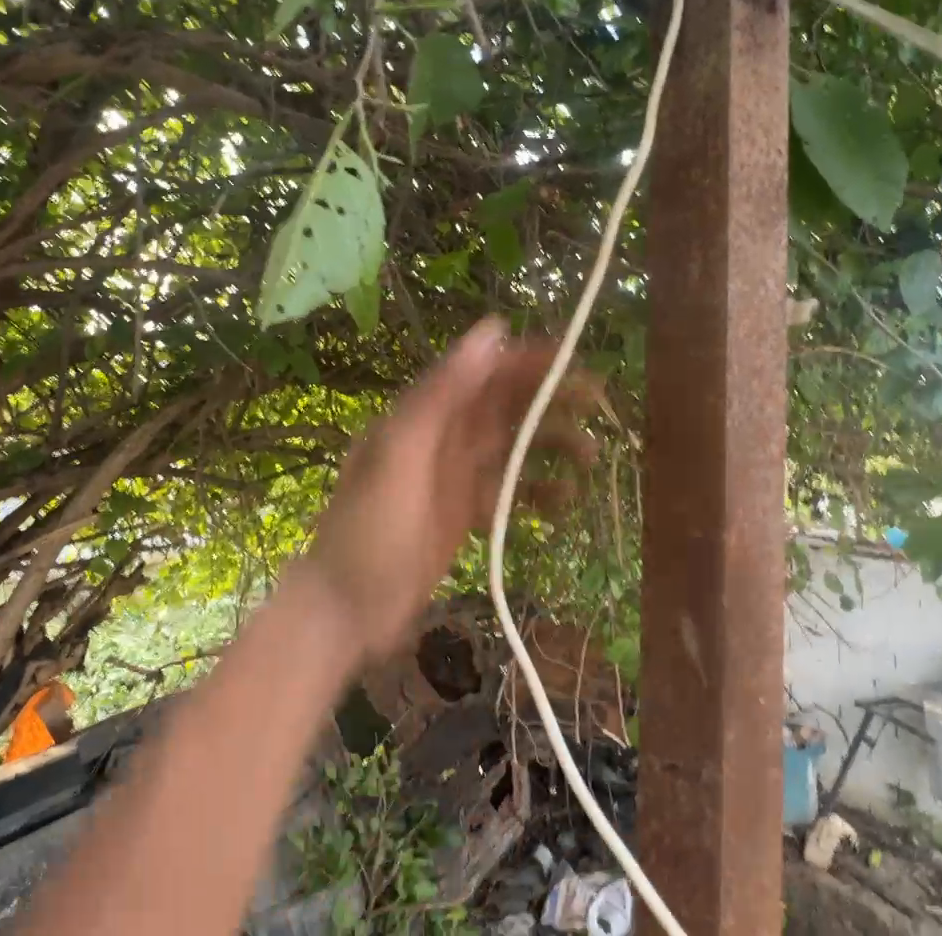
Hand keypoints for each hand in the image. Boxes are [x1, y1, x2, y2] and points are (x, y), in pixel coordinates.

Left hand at [299, 319, 599, 661]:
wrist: (345, 610)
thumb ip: (443, 392)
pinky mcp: (465, 515)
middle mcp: (441, 438)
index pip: (481, 374)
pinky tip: (565, 501)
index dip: (525, 361)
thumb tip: (492, 331)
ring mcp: (454, 478)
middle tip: (596, 400)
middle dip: (547, 399)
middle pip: (503, 406)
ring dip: (550, 445)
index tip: (572, 357)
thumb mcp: (401, 453)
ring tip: (591, 456)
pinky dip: (538, 492)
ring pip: (512, 447)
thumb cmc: (370, 530)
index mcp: (422, 415)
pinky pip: (510, 492)